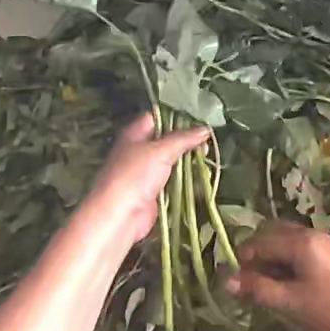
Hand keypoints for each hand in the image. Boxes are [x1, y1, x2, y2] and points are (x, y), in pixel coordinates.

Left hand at [78, 114, 208, 244]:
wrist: (121, 214)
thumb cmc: (135, 174)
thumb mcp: (160, 151)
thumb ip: (183, 139)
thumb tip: (205, 128)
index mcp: (135, 133)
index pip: (157, 117)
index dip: (176, 116)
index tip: (199, 117)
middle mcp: (139, 149)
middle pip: (166, 139)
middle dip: (186, 140)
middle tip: (208, 140)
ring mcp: (146, 171)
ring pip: (171, 160)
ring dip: (188, 160)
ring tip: (209, 155)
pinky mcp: (154, 190)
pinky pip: (173, 180)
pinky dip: (186, 179)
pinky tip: (202, 176)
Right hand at [226, 222, 329, 330]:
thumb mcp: (292, 304)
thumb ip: (258, 289)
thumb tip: (225, 281)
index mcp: (300, 240)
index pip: (258, 243)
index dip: (242, 262)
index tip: (234, 285)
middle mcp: (310, 235)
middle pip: (270, 236)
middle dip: (255, 257)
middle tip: (249, 285)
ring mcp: (323, 246)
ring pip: (284, 244)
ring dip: (270, 262)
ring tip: (266, 289)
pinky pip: (298, 253)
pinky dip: (285, 265)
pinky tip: (286, 289)